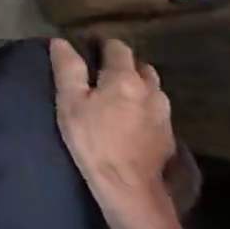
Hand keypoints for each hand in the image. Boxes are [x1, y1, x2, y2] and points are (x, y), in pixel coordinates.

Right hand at [51, 38, 177, 222]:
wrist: (128, 187)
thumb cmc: (93, 141)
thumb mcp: (70, 103)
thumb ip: (67, 68)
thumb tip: (61, 42)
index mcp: (126, 78)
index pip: (117, 47)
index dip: (101, 43)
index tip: (86, 47)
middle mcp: (151, 90)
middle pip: (139, 65)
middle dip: (121, 64)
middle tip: (99, 74)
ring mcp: (164, 113)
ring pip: (151, 87)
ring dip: (136, 85)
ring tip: (116, 96)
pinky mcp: (169, 134)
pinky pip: (155, 109)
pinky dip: (143, 106)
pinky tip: (130, 119)